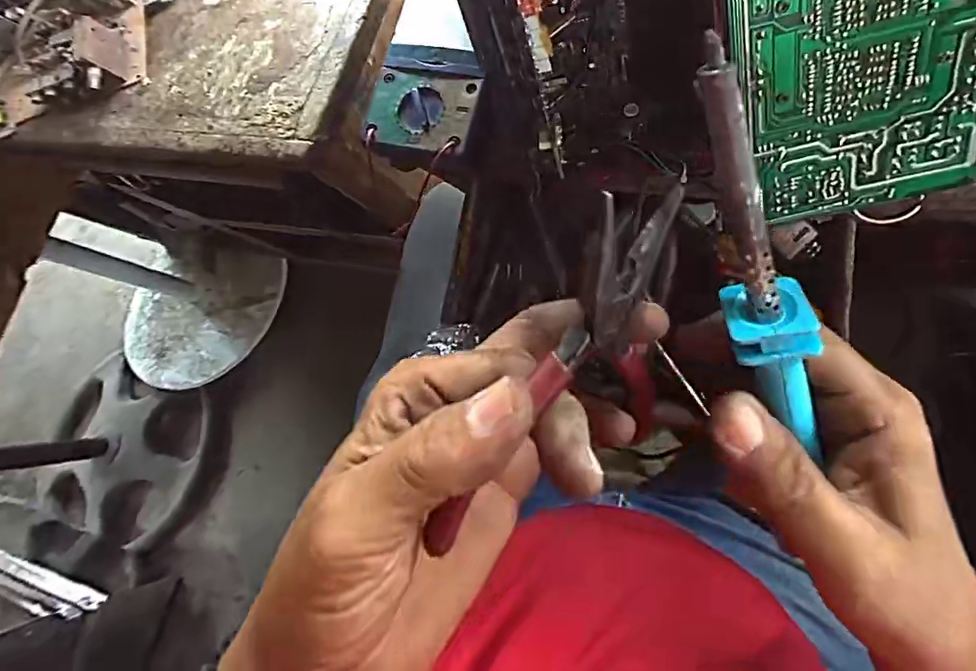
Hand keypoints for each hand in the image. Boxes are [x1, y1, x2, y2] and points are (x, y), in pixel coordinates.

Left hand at [221, 298, 666, 670]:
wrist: (331, 670)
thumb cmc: (325, 587)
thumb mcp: (363, 518)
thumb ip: (435, 455)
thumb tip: (516, 397)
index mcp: (421, 391)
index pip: (503, 360)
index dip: (557, 359)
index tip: (611, 361)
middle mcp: (459, 400)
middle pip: (537, 363)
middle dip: (590, 351)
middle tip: (649, 337)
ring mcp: (488, 439)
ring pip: (555, 398)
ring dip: (594, 406)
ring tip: (621, 437)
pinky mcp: (509, 479)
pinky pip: (557, 439)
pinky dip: (589, 436)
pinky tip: (608, 452)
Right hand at [709, 329, 975, 670]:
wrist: (934, 649)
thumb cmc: (905, 600)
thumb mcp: (843, 546)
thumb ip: (785, 479)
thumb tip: (724, 408)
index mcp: (878, 405)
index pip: (807, 340)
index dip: (749, 332)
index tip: (689, 344)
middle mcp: (858, 400)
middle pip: (781, 357)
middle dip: (727, 369)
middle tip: (673, 391)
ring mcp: (839, 424)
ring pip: (769, 390)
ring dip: (728, 408)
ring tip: (688, 430)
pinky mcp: (822, 449)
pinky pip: (770, 426)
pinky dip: (741, 441)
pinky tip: (728, 472)